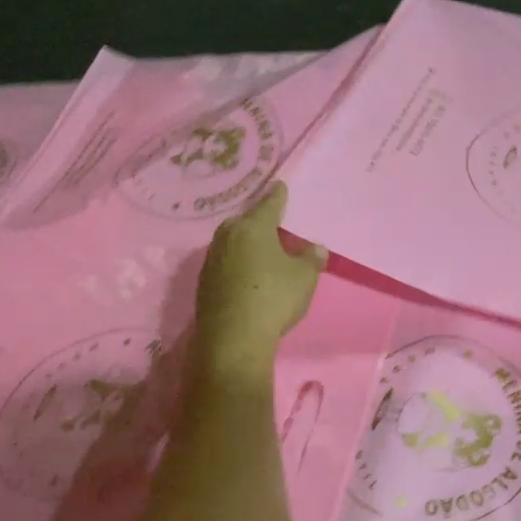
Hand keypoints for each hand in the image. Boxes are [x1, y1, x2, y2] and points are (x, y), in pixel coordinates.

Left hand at [193, 181, 326, 381]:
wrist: (233, 335)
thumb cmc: (274, 297)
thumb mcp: (304, 278)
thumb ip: (312, 259)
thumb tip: (316, 247)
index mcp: (253, 227)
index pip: (269, 205)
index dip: (278, 196)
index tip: (280, 185)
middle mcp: (228, 235)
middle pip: (246, 221)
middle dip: (260, 221)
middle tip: (273, 223)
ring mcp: (212, 258)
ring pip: (234, 242)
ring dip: (247, 244)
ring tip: (262, 251)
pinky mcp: (205, 280)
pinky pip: (226, 262)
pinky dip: (238, 264)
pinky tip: (247, 275)